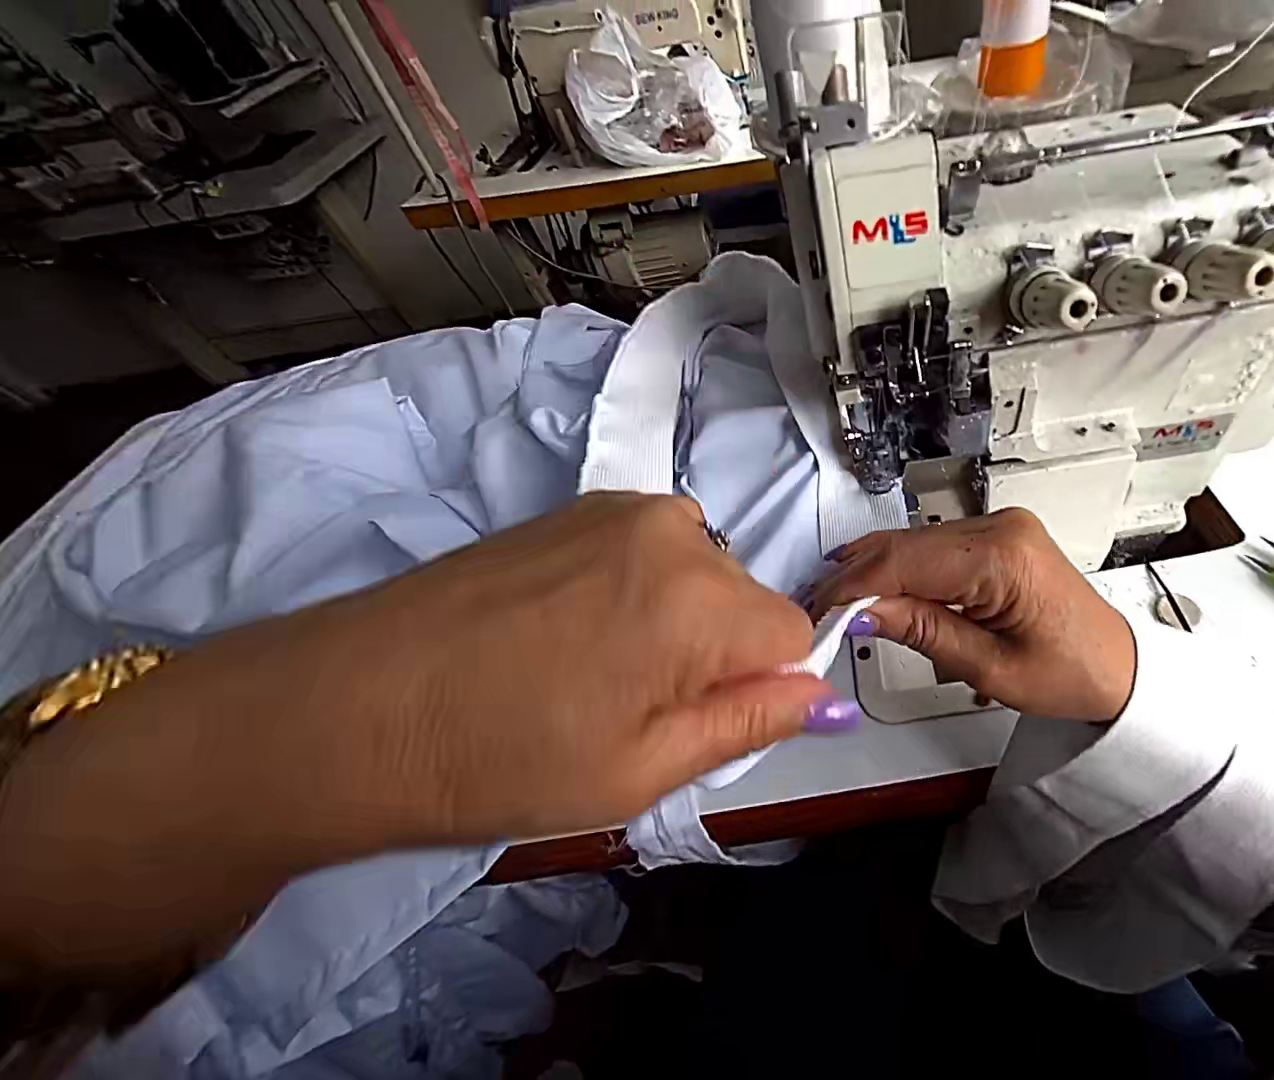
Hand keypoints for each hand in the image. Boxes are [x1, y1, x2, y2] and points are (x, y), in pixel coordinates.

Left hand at [0, 494, 841, 972]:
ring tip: (603, 659)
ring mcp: (629, 509)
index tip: (703, 713)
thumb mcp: (643, 771)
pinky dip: (652, 585)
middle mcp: (678, 534)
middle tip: (639, 698)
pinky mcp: (588, 504)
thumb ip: (752, 722)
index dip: (764, 681)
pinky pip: (666, 548)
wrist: (338, 708)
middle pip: (753, 599)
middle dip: (724, 650)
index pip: (795, 633)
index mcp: (699, 603)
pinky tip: (581, 620)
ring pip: (712, 573)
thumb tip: (823, 693)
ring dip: (688, 617)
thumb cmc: (498, 759)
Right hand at [807, 508, 1136, 721]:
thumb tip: (863, 610)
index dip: (854, 586)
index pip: (906, 560)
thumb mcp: (990, 668)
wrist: (1116, 664)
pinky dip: (904, 566)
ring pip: (916, 541)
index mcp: (1005, 557)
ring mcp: (1002, 525)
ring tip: (840, 605)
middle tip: (819, 612)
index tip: (819, 613)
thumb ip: (924, 631)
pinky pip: (936, 544)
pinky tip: (880, 586)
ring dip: (877, 571)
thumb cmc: (1072, 673)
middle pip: (906, 544)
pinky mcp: (998, 535)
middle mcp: (1003, 526)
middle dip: (857, 578)